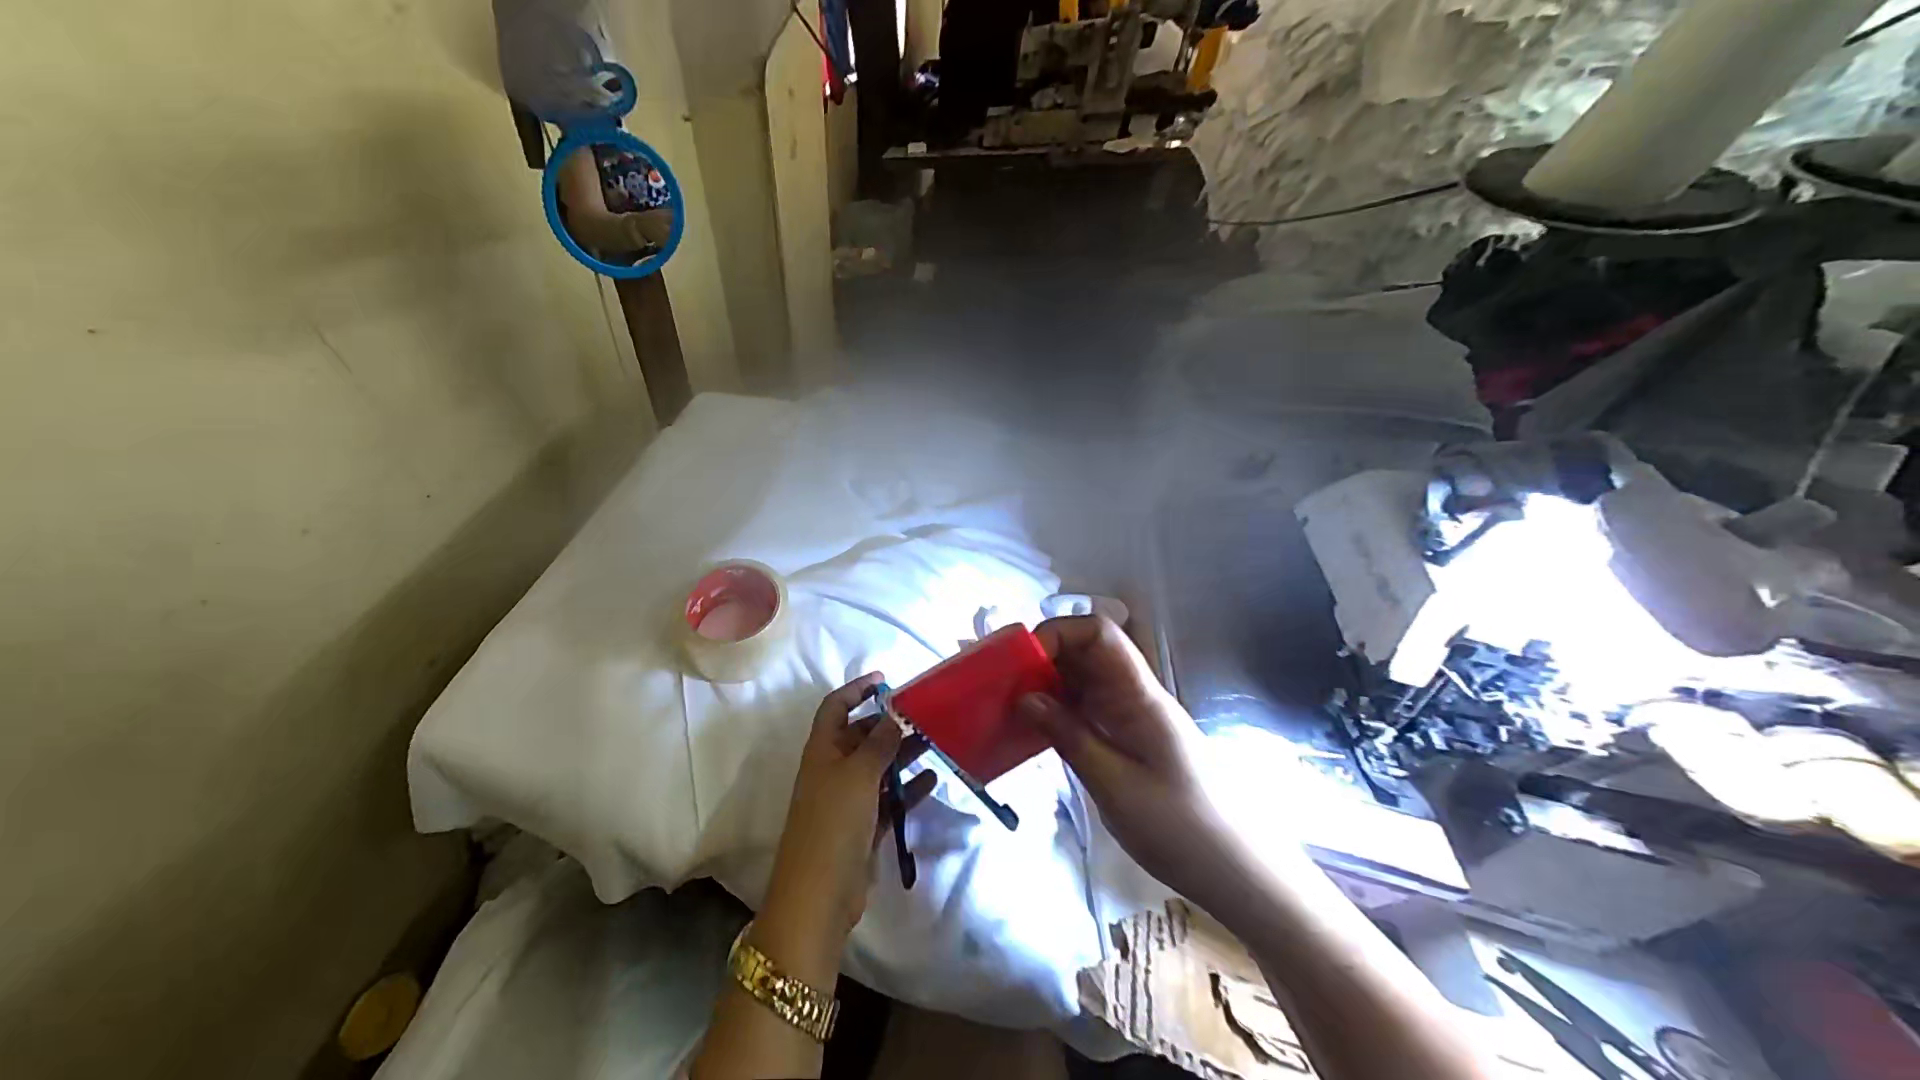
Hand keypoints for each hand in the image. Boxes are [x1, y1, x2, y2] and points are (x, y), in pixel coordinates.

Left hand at [763, 674, 933, 939]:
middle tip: (925, 714)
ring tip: (936, 741)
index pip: (836, 707)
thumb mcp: (858, 774)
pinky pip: (889, 797)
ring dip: (904, 753)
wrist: (820, 894)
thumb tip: (894, 713)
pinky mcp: (864, 826)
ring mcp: (849, 799)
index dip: (857, 690)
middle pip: (862, 736)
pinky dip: (908, 786)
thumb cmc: (833, 822)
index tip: (886, 680)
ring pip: (879, 766)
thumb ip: (879, 742)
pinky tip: (932, 777)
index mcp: (822, 750)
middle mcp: (834, 769)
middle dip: (890, 723)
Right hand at [1018, 616, 1245, 901]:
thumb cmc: (1179, 828)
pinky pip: (1084, 710)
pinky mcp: (1125, 739)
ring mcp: (1129, 717)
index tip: (1021, 664)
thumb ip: (1070, 736)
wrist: (1233, 869)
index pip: (1099, 634)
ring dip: (1044, 685)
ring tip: (1004, 705)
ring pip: (1081, 680)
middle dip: (1041, 658)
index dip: (1057, 634)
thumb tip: (1025, 696)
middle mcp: (1134, 695)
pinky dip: (1055, 712)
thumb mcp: (1115, 786)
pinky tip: (1030, 730)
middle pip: (1085, 652)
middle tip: (999, 684)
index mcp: (1140, 696)